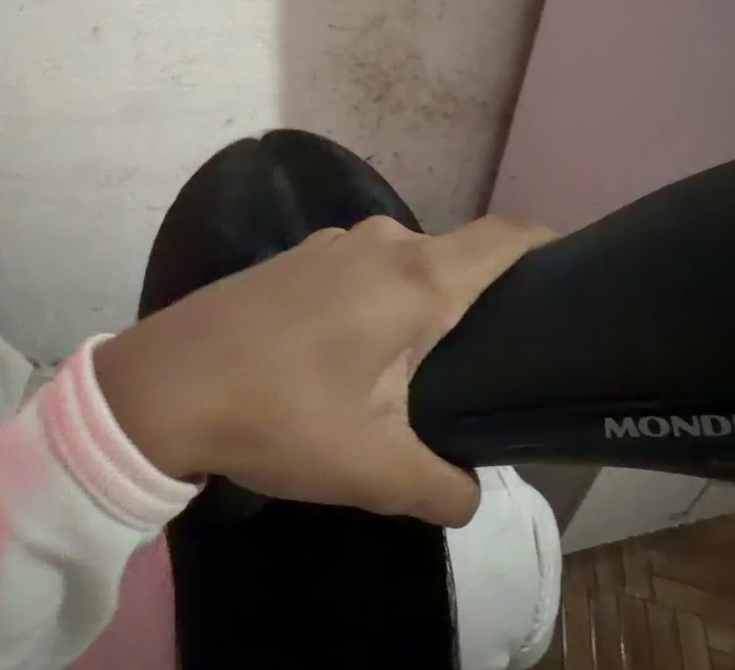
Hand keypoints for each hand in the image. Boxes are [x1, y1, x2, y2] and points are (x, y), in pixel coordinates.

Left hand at [94, 214, 552, 526]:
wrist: (164, 385)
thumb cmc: (278, 414)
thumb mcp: (371, 469)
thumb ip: (442, 487)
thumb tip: (471, 497)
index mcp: (415, 281)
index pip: (504, 238)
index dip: (546, 248)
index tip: (570, 279)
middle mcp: (378, 244)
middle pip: (454, 258)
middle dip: (477, 303)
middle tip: (487, 366)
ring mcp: (328, 244)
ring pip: (401, 267)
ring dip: (416, 309)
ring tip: (418, 369)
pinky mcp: (291, 258)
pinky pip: (358, 271)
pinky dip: (374, 302)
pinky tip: (353, 353)